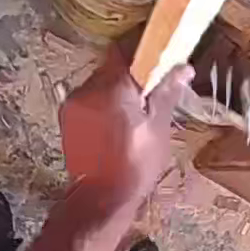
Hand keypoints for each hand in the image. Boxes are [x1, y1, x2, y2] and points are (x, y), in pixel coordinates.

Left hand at [58, 47, 192, 209]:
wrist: (101, 199)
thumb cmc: (133, 168)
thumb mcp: (158, 129)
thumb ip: (167, 92)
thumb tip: (182, 67)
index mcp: (113, 87)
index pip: (127, 51)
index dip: (145, 56)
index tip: (159, 67)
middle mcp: (88, 89)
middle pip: (111, 68)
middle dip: (130, 78)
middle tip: (148, 100)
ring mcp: (73, 104)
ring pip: (98, 85)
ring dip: (115, 93)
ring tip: (131, 119)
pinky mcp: (67, 120)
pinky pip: (88, 102)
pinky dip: (101, 107)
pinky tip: (114, 128)